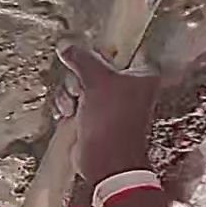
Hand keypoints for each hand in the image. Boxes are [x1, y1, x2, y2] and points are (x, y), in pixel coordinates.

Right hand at [57, 44, 158, 181]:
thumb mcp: (97, 81)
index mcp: (140, 74)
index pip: (118, 48)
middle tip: (79, 89)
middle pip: (92, 65)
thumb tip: (65, 43)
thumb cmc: (111, 121)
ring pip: (79, 82)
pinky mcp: (93, 115)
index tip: (86, 59)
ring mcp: (109, 101)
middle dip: (78, 77)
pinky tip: (68, 115)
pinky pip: (74, 99)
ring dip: (69, 93)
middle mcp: (127, 85)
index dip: (99, 51)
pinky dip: (68, 105)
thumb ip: (81, 58)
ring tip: (73, 107)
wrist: (106, 162)